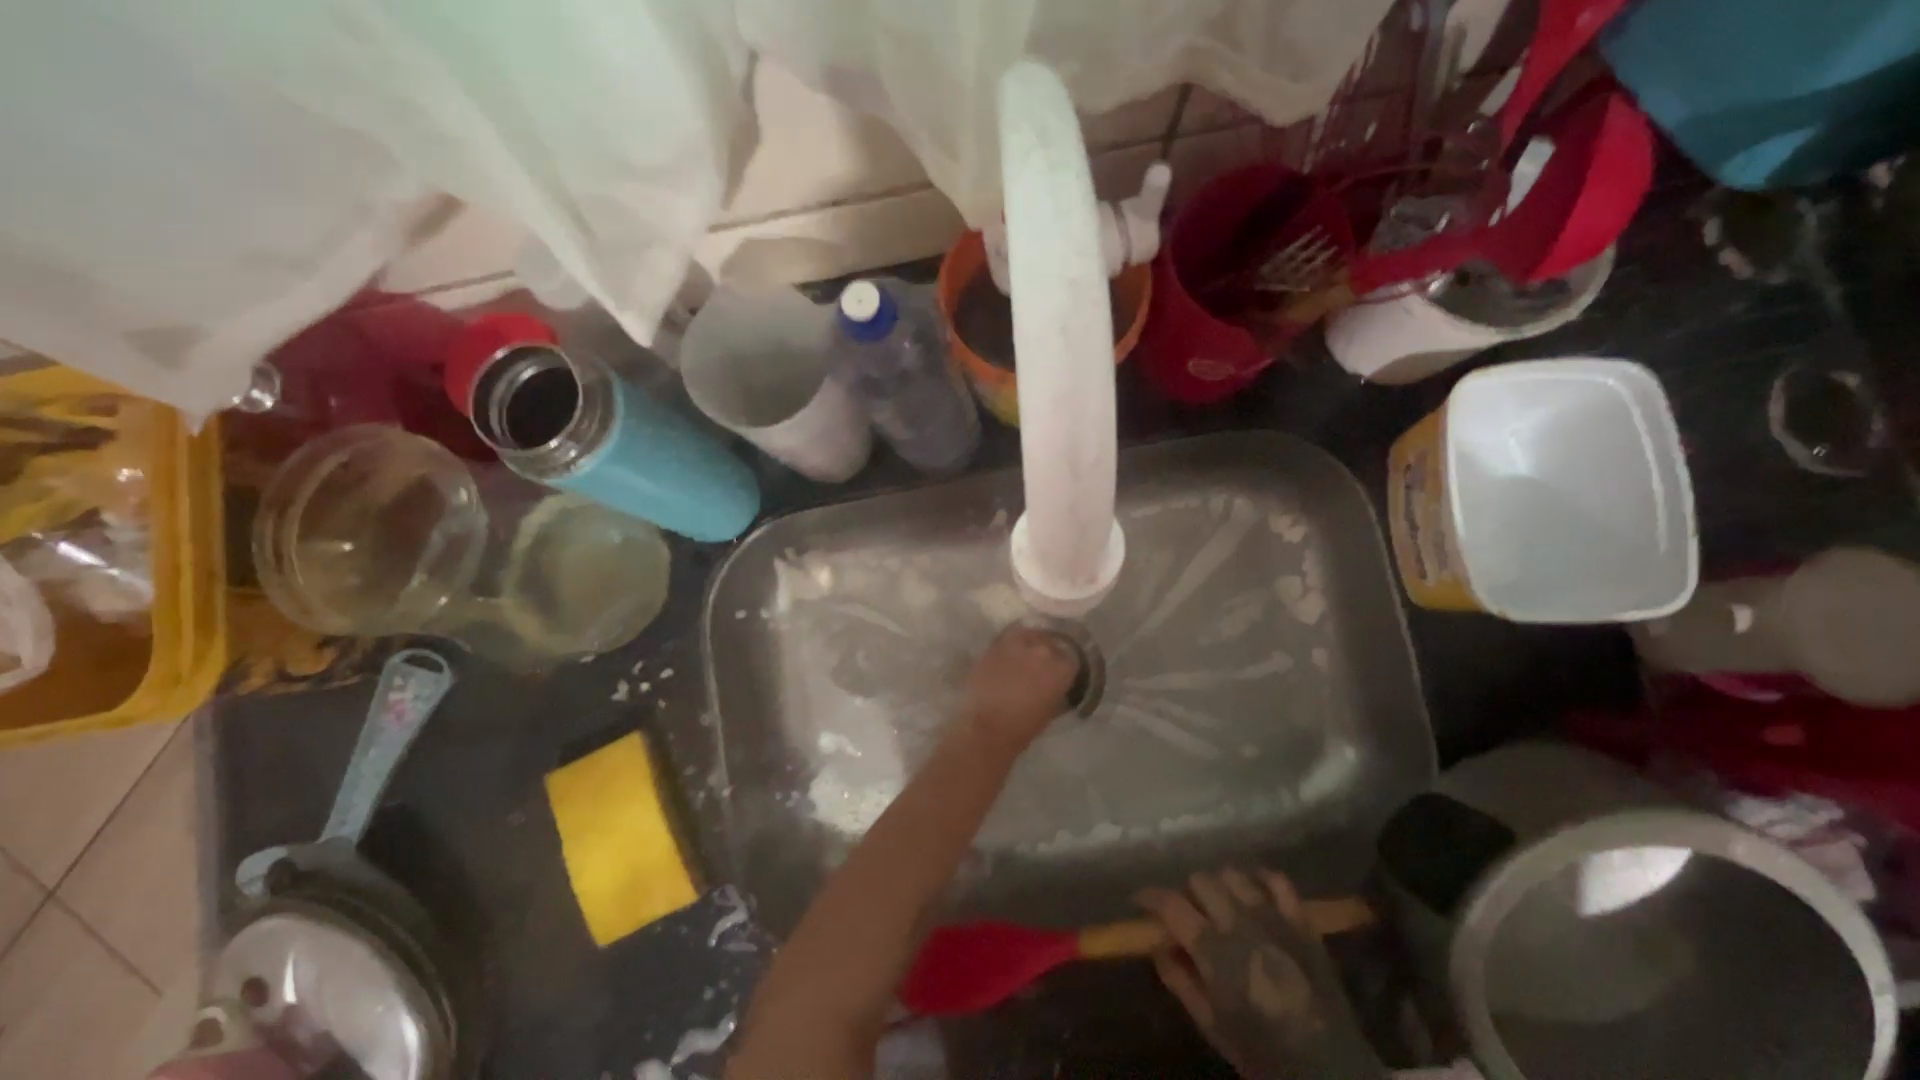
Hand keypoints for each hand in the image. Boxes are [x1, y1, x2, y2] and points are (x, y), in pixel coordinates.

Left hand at [963, 624, 1078, 750]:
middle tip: (1039, 664)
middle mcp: (1044, 650)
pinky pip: (1008, 638)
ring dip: (1029, 642)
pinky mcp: (996, 645)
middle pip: (1050, 643)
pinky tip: (1007, 654)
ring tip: (1023, 654)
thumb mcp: (1052, 709)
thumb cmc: (1024, 726)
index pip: (1070, 659)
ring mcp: (1019, 644)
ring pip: (1029, 635)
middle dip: (1047, 652)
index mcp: (1062, 668)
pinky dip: (1010, 644)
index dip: (1062, 667)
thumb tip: (1054, 682)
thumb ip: (1057, 689)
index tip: (1057, 673)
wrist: (989, 726)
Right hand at [1138, 870, 1386, 1079]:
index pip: (1171, 904)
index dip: (1149, 897)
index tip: (1140, 902)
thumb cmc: (1260, 1049)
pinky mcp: (1302, 921)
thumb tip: (1158, 945)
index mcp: (1213, 950)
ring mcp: (1275, 917)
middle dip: (1186, 893)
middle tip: (1185, 913)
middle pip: (1201, 881)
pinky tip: (1253, 889)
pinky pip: (1278, 881)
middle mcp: (1240, 922)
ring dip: (1219, 885)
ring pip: (1235, 875)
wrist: (1326, 1066)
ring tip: (1218, 903)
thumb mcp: (1209, 1023)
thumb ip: (1179, 979)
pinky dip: (1260, 879)